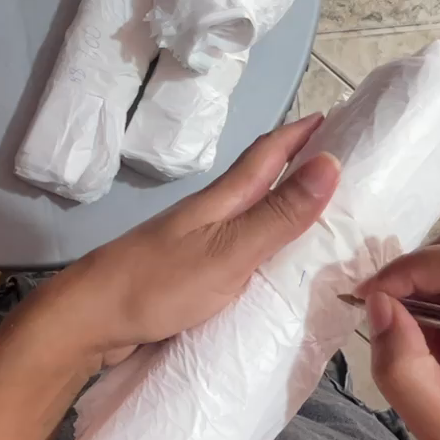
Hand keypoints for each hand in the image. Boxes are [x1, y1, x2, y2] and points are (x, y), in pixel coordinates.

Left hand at [27, 114, 340, 361]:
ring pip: (251, 219)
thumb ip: (277, 215)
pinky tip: (278, 271)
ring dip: (285, 213)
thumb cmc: (159, 284)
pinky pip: (240, 254)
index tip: (341, 118)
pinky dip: (266, 252)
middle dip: (302, 171)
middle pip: (263, 183)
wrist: (91, 321)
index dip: (303, 133)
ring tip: (327, 222)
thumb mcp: (228, 251)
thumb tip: (332, 162)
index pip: (269, 153)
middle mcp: (212, 215)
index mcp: (223, 200)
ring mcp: (198, 245)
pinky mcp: (190, 276)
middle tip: (348, 174)